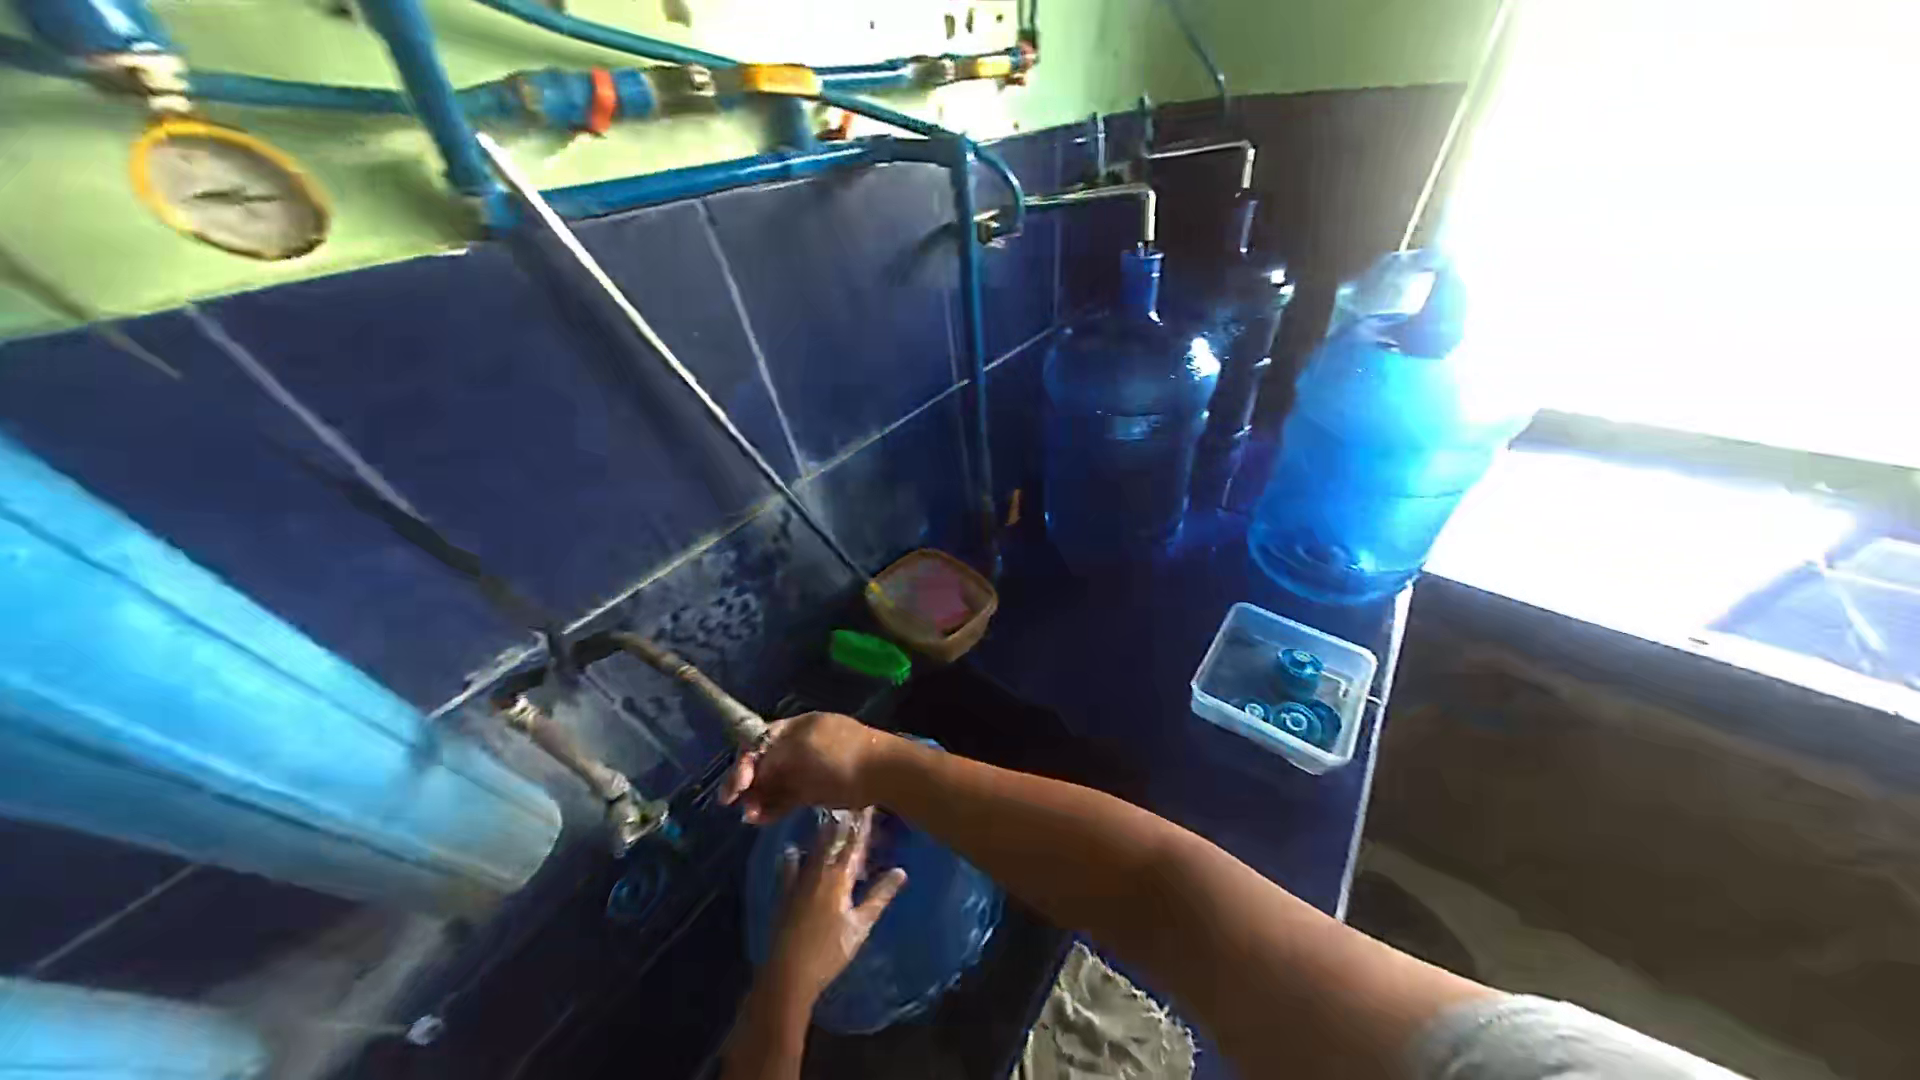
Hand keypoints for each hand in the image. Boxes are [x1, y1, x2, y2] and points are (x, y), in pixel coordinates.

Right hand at [721, 712, 895, 824]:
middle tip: (733, 801)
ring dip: (757, 798)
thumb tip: (754, 768)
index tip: (737, 781)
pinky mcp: (815, 792)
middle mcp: (800, 746)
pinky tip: (760, 818)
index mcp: (798, 727)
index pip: (760, 739)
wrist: (883, 774)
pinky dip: (772, 808)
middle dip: (747, 781)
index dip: (744, 758)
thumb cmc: (841, 754)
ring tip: (749, 816)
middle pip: (764, 762)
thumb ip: (773, 756)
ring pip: (773, 783)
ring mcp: (808, 769)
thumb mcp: (802, 747)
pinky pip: (787, 798)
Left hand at [762, 808, 908, 1004]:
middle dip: (843, 823)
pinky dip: (794, 855)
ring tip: (829, 818)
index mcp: (839, 876)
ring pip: (813, 849)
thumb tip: (900, 870)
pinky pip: (789, 866)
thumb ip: (879, 896)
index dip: (863, 824)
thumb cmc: (829, 952)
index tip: (869, 803)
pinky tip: (792, 850)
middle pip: (833, 840)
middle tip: (851, 806)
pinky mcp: (785, 893)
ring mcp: (798, 880)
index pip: (855, 843)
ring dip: (823, 834)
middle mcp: (818, 871)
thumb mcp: (860, 925)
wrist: (787, 974)